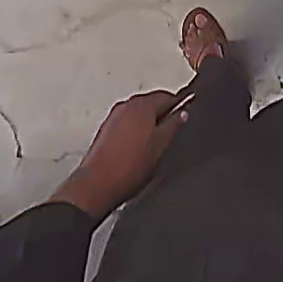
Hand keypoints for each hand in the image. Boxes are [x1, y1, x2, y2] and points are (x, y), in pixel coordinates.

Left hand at [51, 90, 186, 220]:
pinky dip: (135, 131)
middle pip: (151, 102)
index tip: (184, 114)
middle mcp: (126, 106)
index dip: (178, 105)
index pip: (166, 96)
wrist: (98, 185)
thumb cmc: (127, 168)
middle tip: (172, 132)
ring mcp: (114, 117)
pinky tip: (138, 150)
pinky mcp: (106, 129)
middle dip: (162, 115)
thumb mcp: (160, 146)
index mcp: (141, 105)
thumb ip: (173, 125)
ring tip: (154, 145)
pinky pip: (126, 123)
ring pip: (138, 114)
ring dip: (148, 124)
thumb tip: (182, 114)